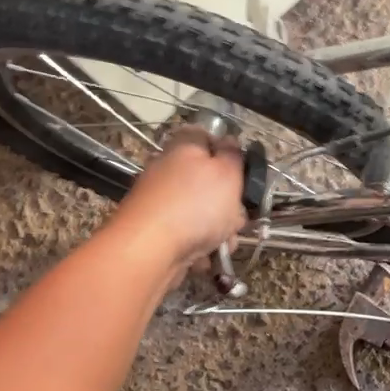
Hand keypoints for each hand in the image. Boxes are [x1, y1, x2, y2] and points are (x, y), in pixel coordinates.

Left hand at [103, 126, 246, 268]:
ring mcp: (160, 201)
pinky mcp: (156, 229)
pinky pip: (188, 233)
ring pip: (202, 211)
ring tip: (223, 243)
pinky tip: (204, 256)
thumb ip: (233, 155)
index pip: (204, 134)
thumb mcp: (228, 174)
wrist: (149, 250)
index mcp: (184, 148)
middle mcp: (168, 170)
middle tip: (236, 214)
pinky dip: (200, 245)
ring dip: (219, 229)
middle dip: (229, 202)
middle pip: (207, 180)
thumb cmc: (195, 207)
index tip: (240, 169)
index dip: (225, 149)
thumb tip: (230, 141)